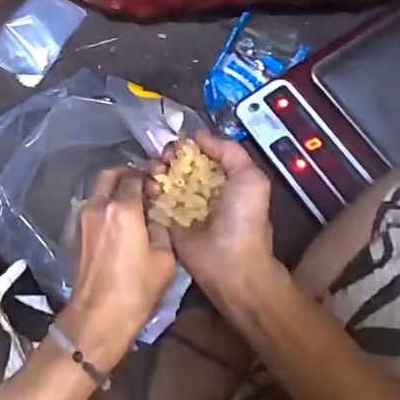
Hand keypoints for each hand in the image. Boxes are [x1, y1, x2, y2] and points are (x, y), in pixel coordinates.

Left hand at [58, 167, 175, 371]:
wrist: (98, 314)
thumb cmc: (136, 288)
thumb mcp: (163, 259)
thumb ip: (160, 228)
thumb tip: (153, 216)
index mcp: (122, 209)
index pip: (133, 177)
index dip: (146, 175)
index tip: (156, 180)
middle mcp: (98, 205)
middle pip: (109, 174)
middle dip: (125, 172)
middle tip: (141, 182)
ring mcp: (83, 217)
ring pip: (97, 189)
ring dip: (112, 188)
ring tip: (130, 200)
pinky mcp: (75, 231)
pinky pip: (91, 206)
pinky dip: (104, 203)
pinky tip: (117, 218)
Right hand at [166, 131, 284, 303]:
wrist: (230, 264)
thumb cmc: (244, 220)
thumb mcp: (251, 179)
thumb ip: (229, 151)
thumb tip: (198, 136)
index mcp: (222, 178)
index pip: (199, 153)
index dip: (187, 145)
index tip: (179, 145)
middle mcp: (200, 188)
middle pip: (177, 163)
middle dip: (168, 155)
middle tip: (165, 159)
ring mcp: (180, 204)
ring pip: (161, 177)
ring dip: (156, 169)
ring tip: (157, 173)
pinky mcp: (165, 219)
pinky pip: (151, 199)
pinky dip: (148, 189)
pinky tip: (151, 188)